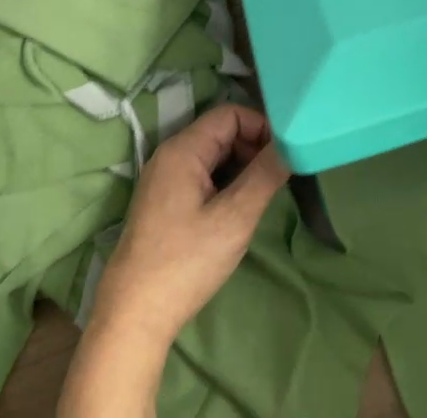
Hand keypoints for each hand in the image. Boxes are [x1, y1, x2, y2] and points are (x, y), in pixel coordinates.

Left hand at [85, 104, 291, 349]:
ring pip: (212, 155)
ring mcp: (164, 179)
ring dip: (241, 167)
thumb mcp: (234, 218)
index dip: (261, 126)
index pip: (230, 114)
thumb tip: (291, 143)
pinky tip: (239, 209)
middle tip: (279, 177)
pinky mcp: (164, 201)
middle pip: (220, 132)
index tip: (286, 153)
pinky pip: (202, 175)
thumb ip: (264, 176)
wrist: (135, 313)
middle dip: (253, 147)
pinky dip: (225, 182)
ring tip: (263, 195)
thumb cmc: (186, 262)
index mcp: (183, 150)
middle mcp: (170, 155)